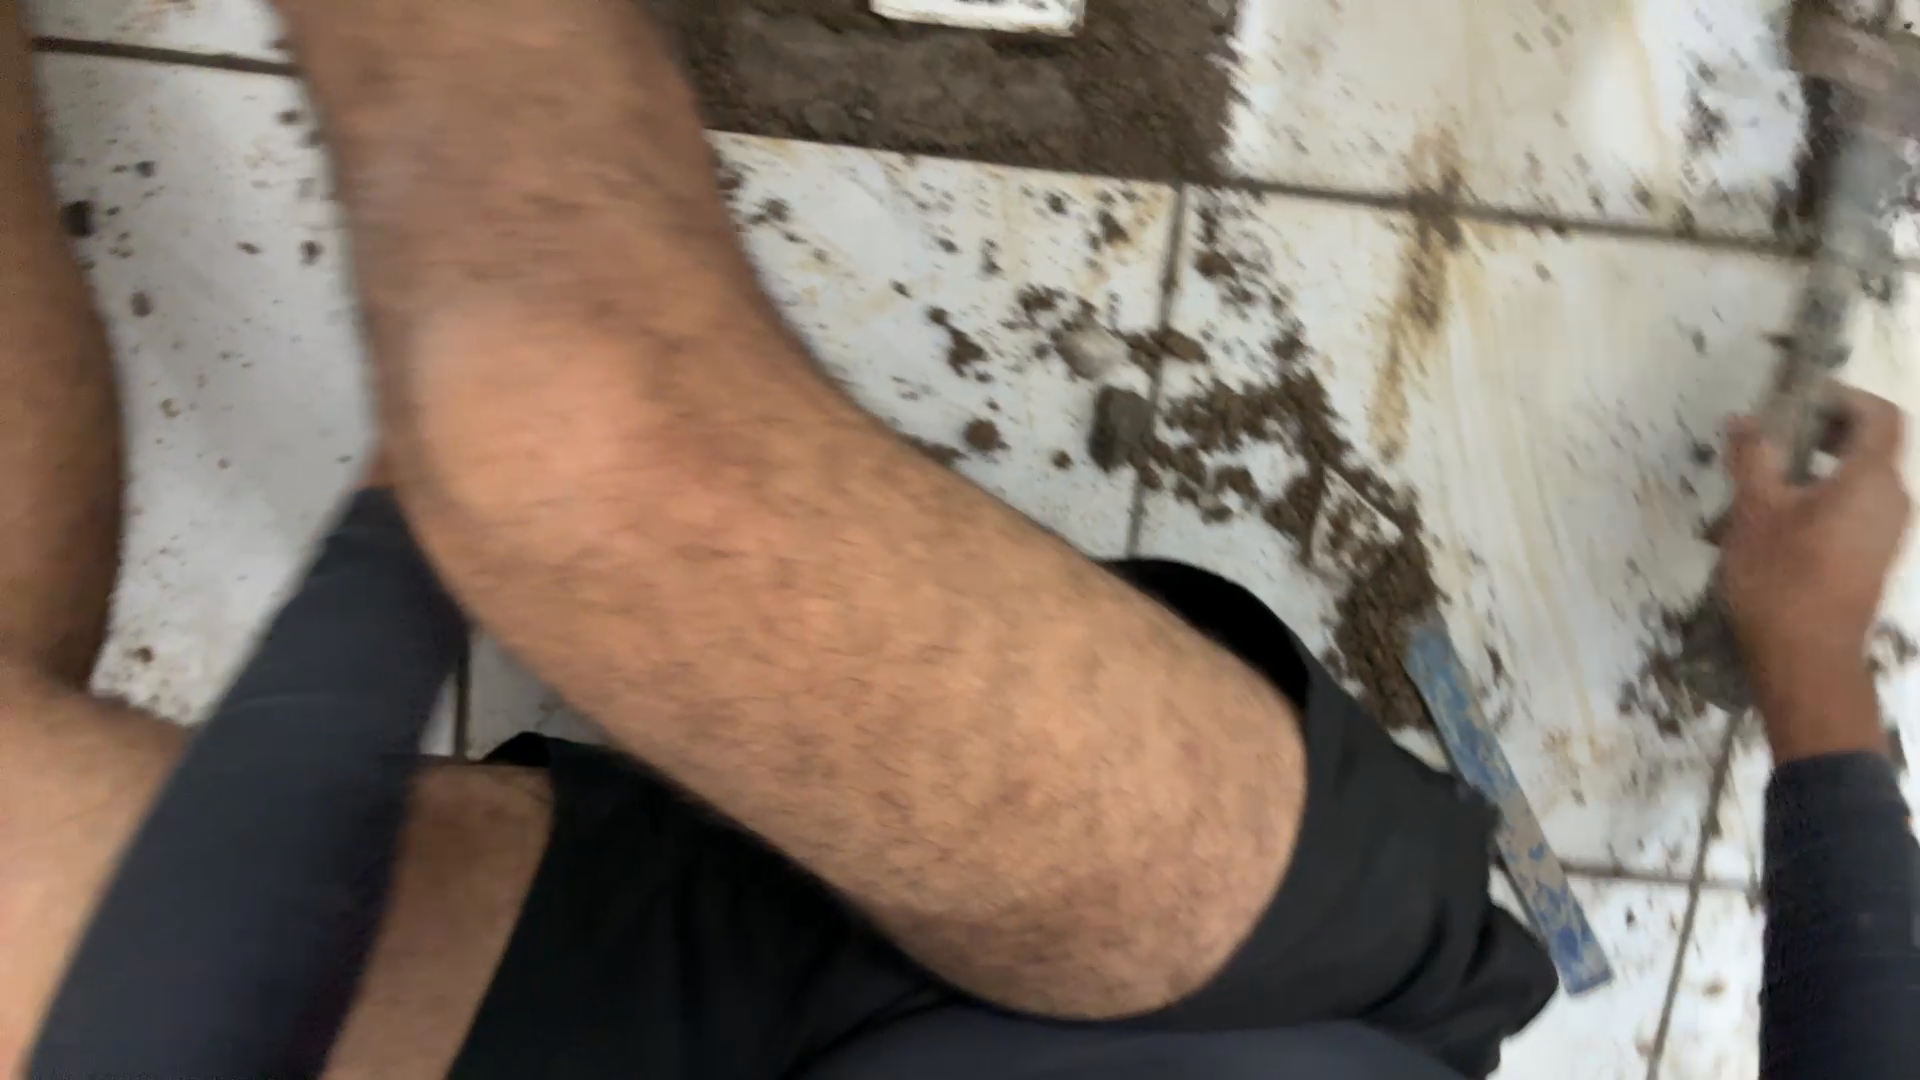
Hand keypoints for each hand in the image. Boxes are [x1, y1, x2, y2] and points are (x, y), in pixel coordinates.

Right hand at [1719, 386, 1909, 758]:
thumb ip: (1752, 461)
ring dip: (1807, 468)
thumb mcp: (1752, 512)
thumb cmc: (1778, 575)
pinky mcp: (1864, 552)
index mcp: (1871, 482)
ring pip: (1851, 479)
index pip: (1878, 418)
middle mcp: (1890, 500)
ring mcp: (1881, 529)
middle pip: (1868, 447)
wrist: (1805, 650)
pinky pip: (1844, 507)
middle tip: (1763, 436)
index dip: (1841, 398)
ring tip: (1751, 482)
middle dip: (1818, 432)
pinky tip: (1765, 519)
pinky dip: (1810, 496)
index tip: (1793, 396)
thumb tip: (1746, 420)